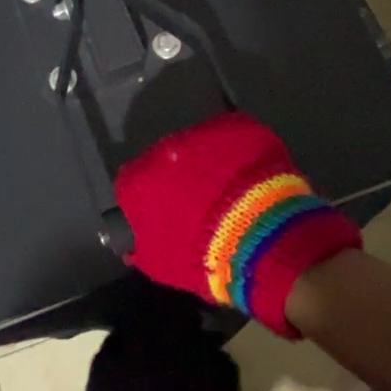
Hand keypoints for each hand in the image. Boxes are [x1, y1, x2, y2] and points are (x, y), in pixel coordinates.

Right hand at [112, 111, 360, 337]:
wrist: (259, 238)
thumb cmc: (202, 256)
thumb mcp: (160, 264)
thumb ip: (141, 249)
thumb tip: (133, 247)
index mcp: (139, 179)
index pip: (132, 183)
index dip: (149, 200)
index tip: (165, 216)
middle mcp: (163, 149)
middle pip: (166, 160)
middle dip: (180, 177)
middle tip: (201, 203)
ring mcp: (202, 133)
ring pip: (200, 146)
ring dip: (210, 162)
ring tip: (232, 191)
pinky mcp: (239, 127)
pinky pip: (234, 137)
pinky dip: (240, 152)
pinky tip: (252, 176)